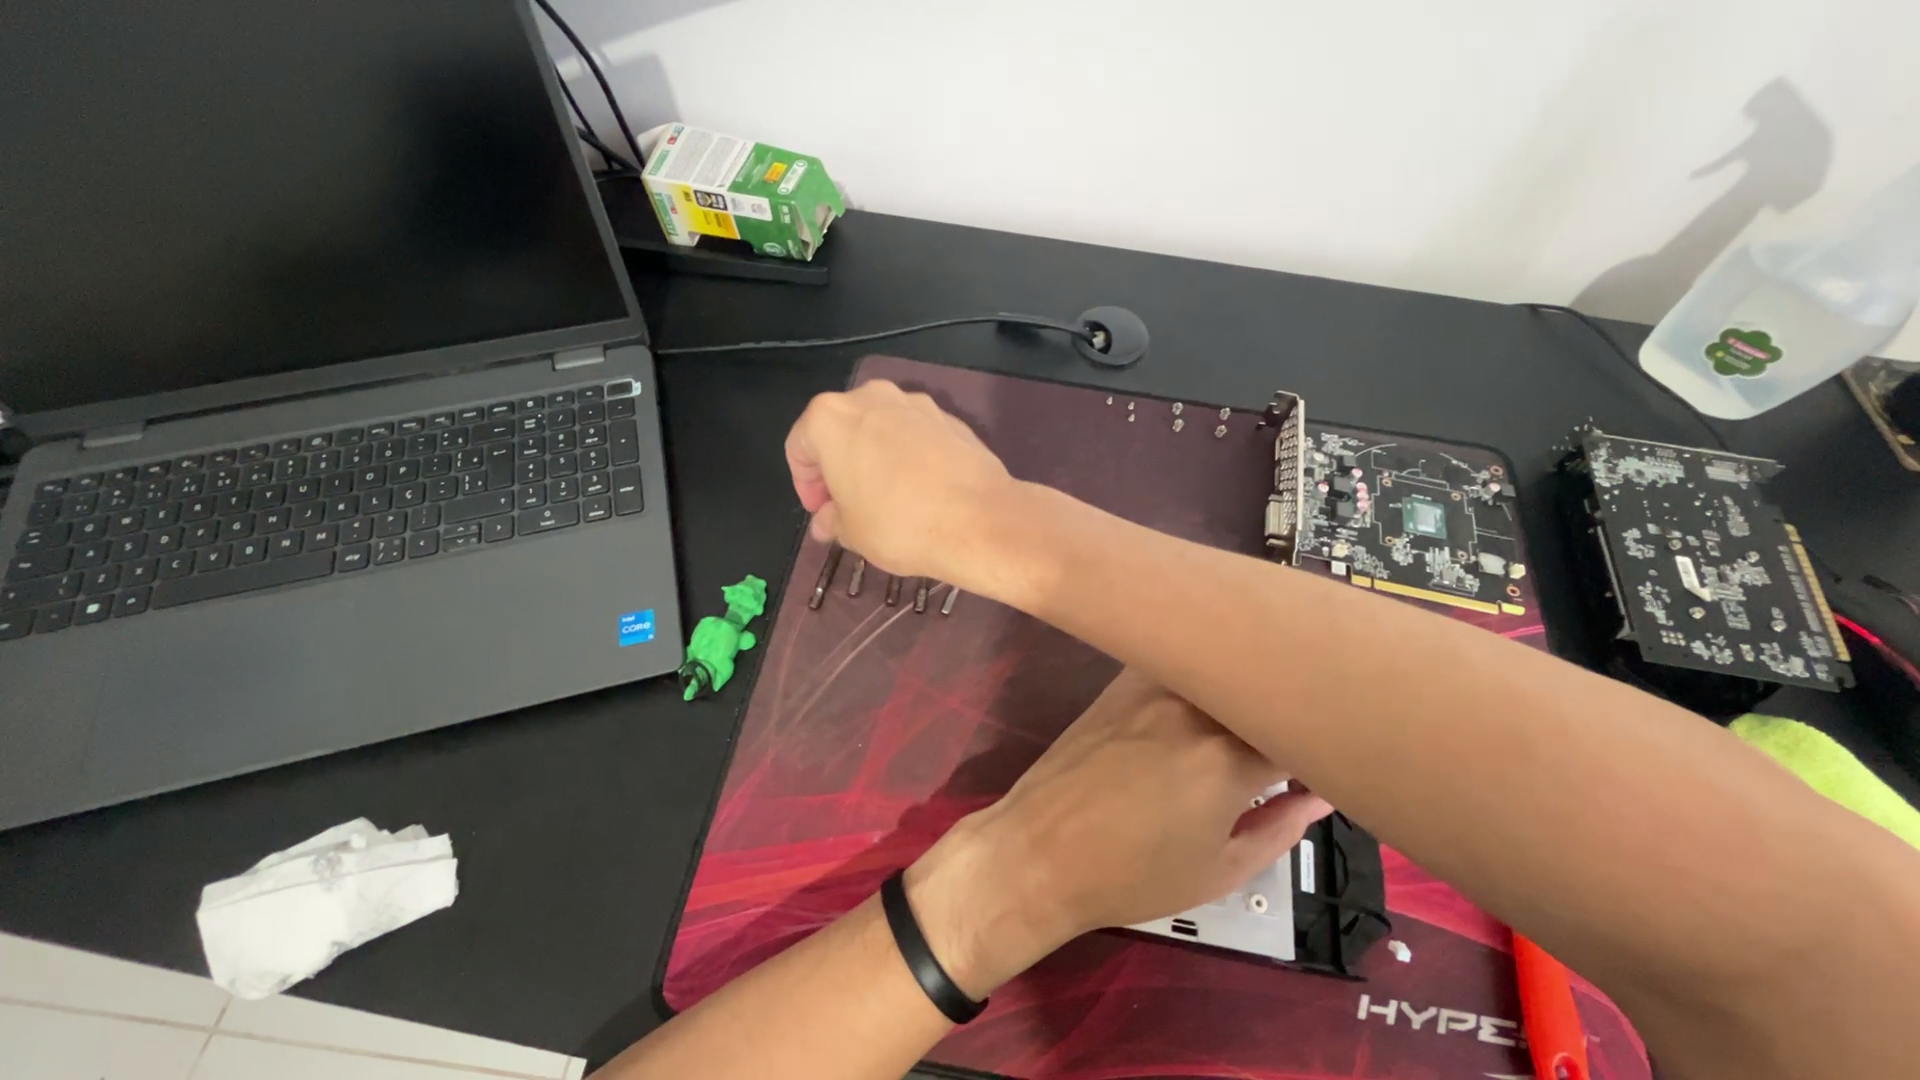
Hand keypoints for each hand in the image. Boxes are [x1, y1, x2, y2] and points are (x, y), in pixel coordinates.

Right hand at [785, 380, 1013, 582]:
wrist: (977, 518)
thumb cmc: (897, 523)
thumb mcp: (851, 531)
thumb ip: (831, 520)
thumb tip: (827, 522)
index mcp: (831, 418)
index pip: (799, 447)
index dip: (805, 484)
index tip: (821, 512)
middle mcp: (871, 397)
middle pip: (840, 430)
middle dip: (838, 465)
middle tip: (848, 505)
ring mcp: (915, 403)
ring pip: (880, 428)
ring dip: (874, 457)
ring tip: (885, 498)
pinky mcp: (950, 418)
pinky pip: (916, 435)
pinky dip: (909, 456)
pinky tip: (920, 490)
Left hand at [902, 669, 1331, 998]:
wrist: (1038, 852)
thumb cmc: (1131, 875)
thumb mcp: (1220, 871)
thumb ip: (1280, 829)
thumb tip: (1320, 797)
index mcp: (1228, 758)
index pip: (1300, 731)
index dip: (1323, 744)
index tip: (1331, 758)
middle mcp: (1195, 707)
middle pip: (1263, 686)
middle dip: (1290, 704)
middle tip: (1303, 727)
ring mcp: (1153, 685)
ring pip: (1223, 664)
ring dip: (1249, 680)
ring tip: (1263, 701)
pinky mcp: (1122, 681)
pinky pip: (1180, 661)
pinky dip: (1205, 668)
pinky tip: (1212, 683)